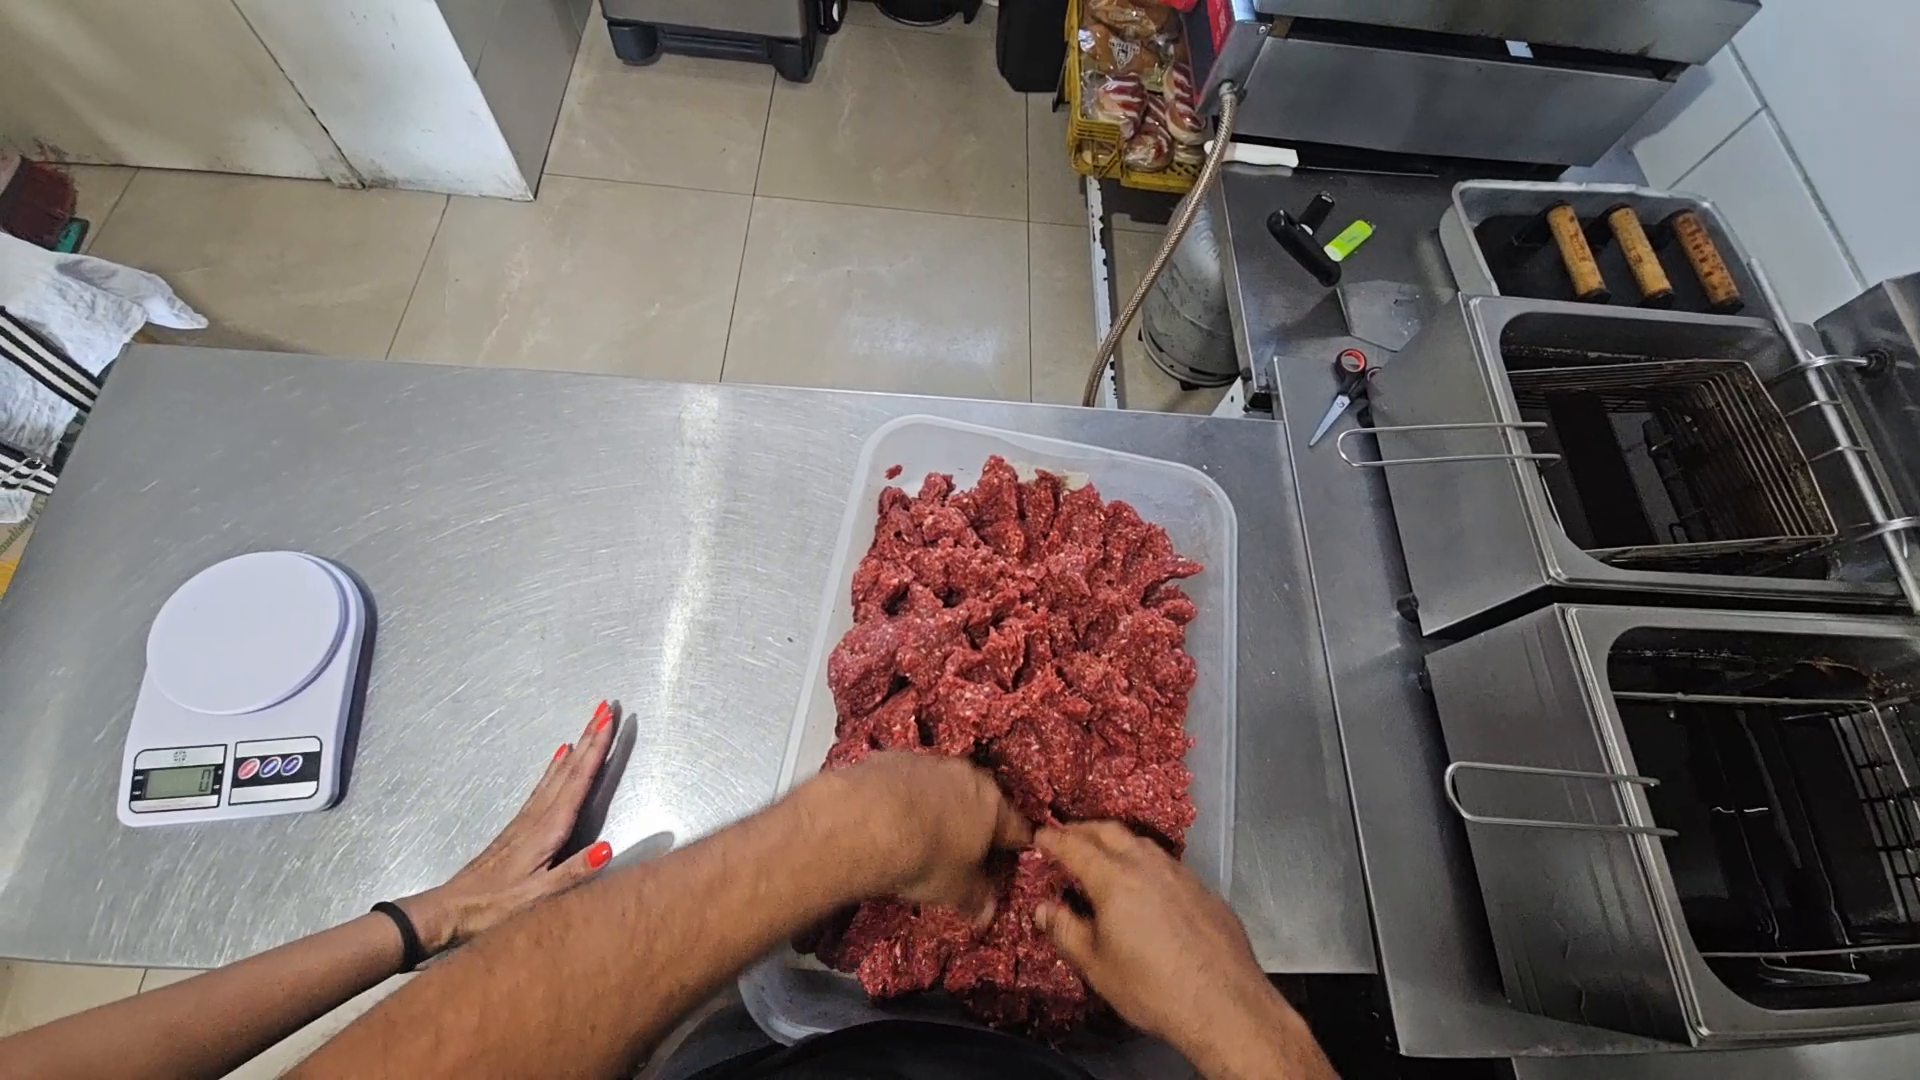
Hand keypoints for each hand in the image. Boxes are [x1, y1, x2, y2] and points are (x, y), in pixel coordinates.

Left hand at [397, 701, 620, 954]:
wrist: (445, 912)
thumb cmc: (492, 908)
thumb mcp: (536, 898)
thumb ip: (573, 872)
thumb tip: (608, 848)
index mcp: (548, 829)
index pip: (579, 780)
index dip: (596, 749)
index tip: (609, 720)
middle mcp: (539, 815)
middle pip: (571, 767)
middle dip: (591, 736)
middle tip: (605, 707)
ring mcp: (528, 818)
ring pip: (559, 772)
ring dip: (579, 745)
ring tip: (591, 723)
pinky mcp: (521, 824)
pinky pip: (546, 784)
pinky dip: (558, 764)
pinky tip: (561, 756)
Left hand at [803, 752, 1031, 921]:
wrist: (868, 820)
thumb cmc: (926, 858)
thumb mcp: (955, 891)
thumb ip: (977, 898)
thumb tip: (988, 911)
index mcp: (993, 806)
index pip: (1017, 828)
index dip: (1014, 847)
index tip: (1007, 861)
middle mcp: (967, 775)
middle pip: (981, 800)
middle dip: (975, 821)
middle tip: (961, 848)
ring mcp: (931, 762)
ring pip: (944, 784)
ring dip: (938, 804)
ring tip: (920, 831)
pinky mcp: (895, 756)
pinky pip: (909, 778)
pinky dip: (906, 794)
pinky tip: (890, 814)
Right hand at [1034, 823, 1333, 1079]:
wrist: (1226, 1005)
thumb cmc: (1152, 988)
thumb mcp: (1096, 966)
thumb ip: (1065, 931)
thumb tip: (1042, 908)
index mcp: (1114, 878)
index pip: (1074, 846)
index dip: (1052, 840)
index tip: (1039, 838)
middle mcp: (1146, 863)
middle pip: (1108, 830)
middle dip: (1082, 830)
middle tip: (1066, 838)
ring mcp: (1179, 872)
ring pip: (1140, 843)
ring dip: (1115, 841)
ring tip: (1103, 855)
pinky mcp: (1203, 888)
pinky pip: (1165, 863)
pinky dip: (1144, 862)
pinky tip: (1145, 886)